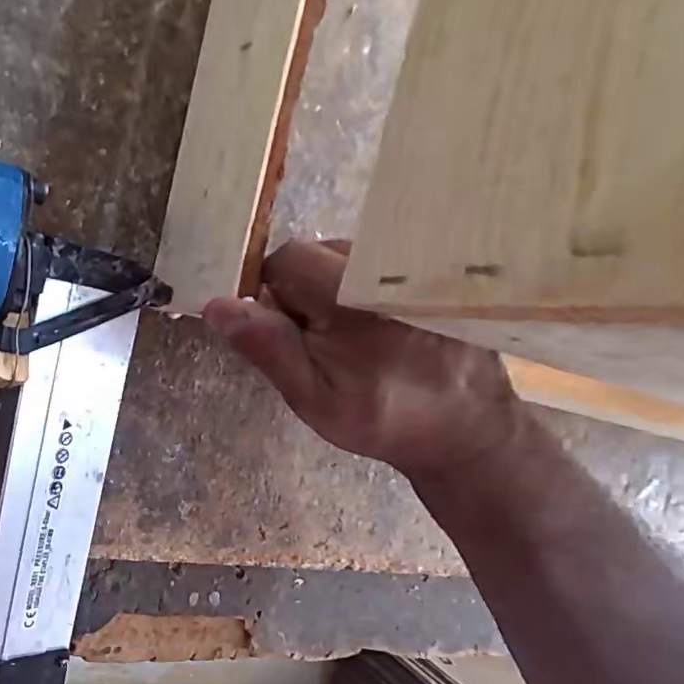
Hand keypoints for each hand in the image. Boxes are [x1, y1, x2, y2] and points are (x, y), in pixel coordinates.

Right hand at [202, 240, 525, 479]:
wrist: (465, 429)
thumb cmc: (379, 417)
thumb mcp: (311, 395)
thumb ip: (266, 346)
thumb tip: (217, 305)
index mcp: (349, 294)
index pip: (286, 259)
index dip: (274, 294)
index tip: (287, 333)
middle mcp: (385, 265)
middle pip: (316, 254)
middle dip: (302, 291)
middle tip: (318, 340)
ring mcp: (415, 264)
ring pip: (344, 258)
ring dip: (332, 289)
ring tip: (350, 336)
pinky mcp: (433, 270)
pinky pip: (374, 263)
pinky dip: (361, 288)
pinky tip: (378, 326)